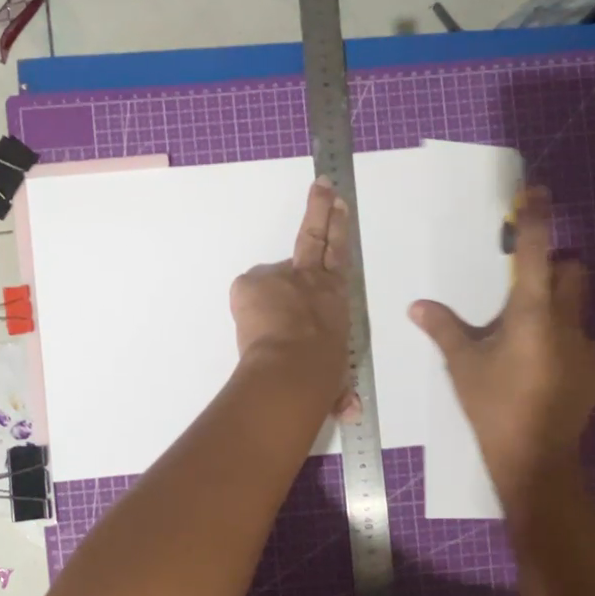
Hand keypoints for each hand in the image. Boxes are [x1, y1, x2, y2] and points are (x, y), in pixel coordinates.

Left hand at [230, 179, 355, 416]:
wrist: (291, 369)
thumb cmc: (321, 376)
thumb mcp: (335, 381)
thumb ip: (338, 391)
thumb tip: (348, 411)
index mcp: (336, 299)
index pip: (339, 256)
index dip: (339, 227)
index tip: (338, 202)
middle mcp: (312, 280)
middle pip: (316, 235)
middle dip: (321, 208)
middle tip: (323, 184)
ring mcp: (280, 277)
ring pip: (271, 275)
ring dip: (267, 291)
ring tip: (263, 319)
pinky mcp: (249, 283)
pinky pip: (246, 295)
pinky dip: (246, 310)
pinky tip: (250, 328)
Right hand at [412, 187, 594, 490]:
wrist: (536, 459)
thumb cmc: (493, 405)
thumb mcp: (462, 366)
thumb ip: (444, 329)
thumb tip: (418, 305)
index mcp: (532, 313)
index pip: (537, 252)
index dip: (536, 218)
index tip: (536, 192)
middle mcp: (567, 322)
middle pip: (573, 271)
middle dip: (554, 266)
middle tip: (525, 284)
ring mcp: (588, 348)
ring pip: (577, 310)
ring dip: (557, 310)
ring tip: (527, 339)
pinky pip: (581, 345)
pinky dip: (563, 347)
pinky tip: (542, 373)